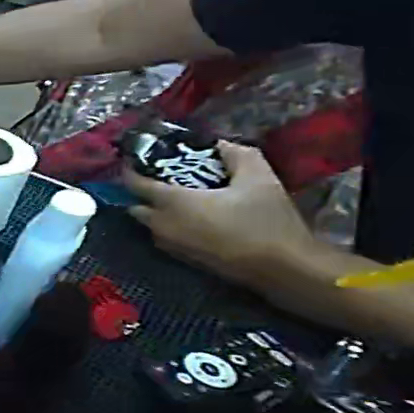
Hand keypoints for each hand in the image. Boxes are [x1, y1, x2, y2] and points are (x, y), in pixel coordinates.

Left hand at [125, 141, 314, 287]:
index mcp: (171, 203)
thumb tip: (220, 144)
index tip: (136, 158)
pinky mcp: (182, 260)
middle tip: (160, 178)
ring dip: (154, 210)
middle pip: (136, 206)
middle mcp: (161, 225)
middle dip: (140, 192)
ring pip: (148, 224)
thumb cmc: (266, 220)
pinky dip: (167, 225)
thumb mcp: (258, 177)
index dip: (131, 169)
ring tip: (177, 196)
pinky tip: (192, 218)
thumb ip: (236, 154)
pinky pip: (163, 237)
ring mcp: (170, 246)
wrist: (282, 269)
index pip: (134, 184)